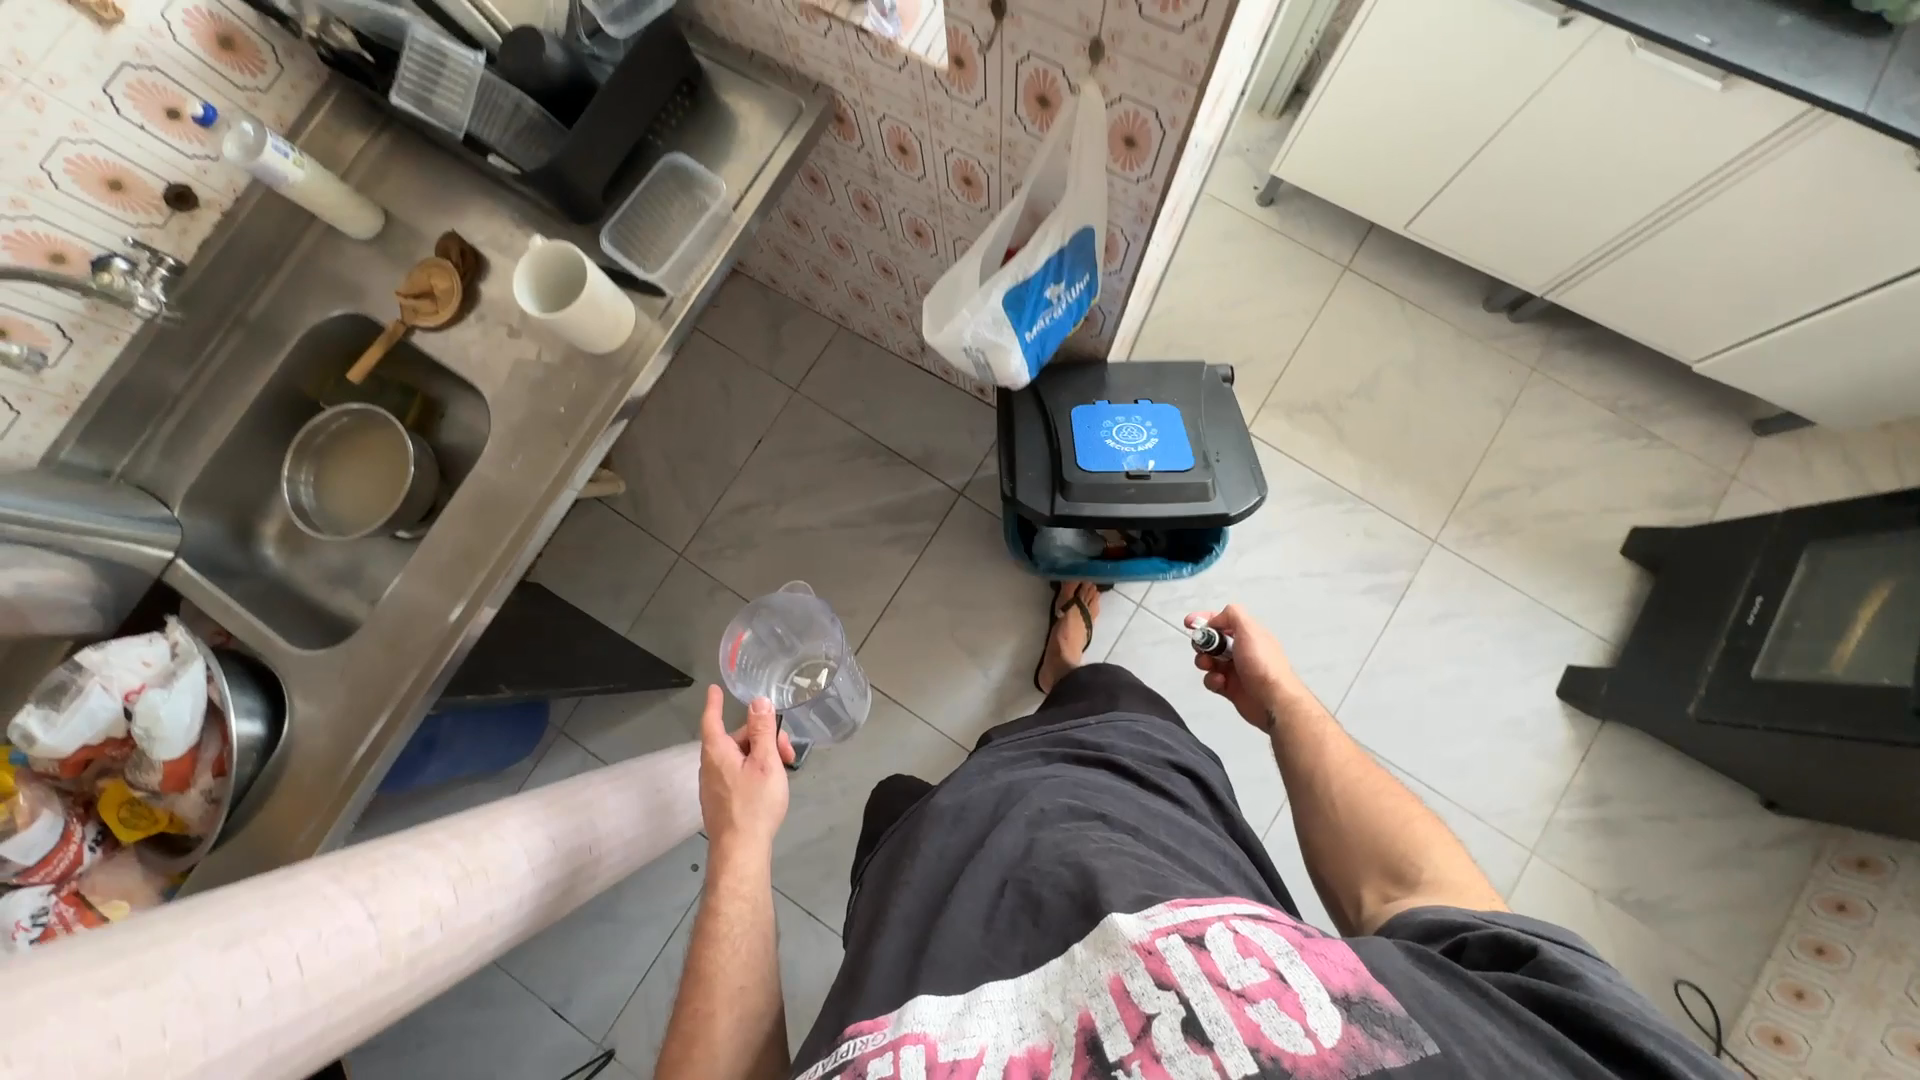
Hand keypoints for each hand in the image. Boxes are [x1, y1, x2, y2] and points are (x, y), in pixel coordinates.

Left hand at [697, 686, 795, 857]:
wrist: (740, 851)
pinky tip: (769, 785)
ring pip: (737, 758)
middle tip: (787, 752)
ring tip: (783, 771)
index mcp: (717, 752)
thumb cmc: (755, 804)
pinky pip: (735, 774)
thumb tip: (758, 702)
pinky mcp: (719, 801)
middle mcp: (709, 766)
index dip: (714, 703)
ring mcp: (712, 786)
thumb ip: (763, 731)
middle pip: (734, 739)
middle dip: (761, 737)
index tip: (715, 689)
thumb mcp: (766, 762)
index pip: (712, 719)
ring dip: (760, 756)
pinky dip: (752, 770)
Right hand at [1186, 605, 1306, 731]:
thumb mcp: (1249, 630)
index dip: (1204, 619)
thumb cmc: (1263, 664)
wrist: (1273, 700)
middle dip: (1202, 644)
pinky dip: (1212, 680)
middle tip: (1203, 649)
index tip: (1189, 623)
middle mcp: (1241, 650)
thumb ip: (1232, 615)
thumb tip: (1215, 619)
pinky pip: (1212, 680)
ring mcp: (1235, 669)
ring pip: (1208, 661)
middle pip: (1211, 641)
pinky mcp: (1230, 687)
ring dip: (1204, 662)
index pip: (1222, 620)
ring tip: (1210, 667)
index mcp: (1247, 634)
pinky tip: (1220, 682)